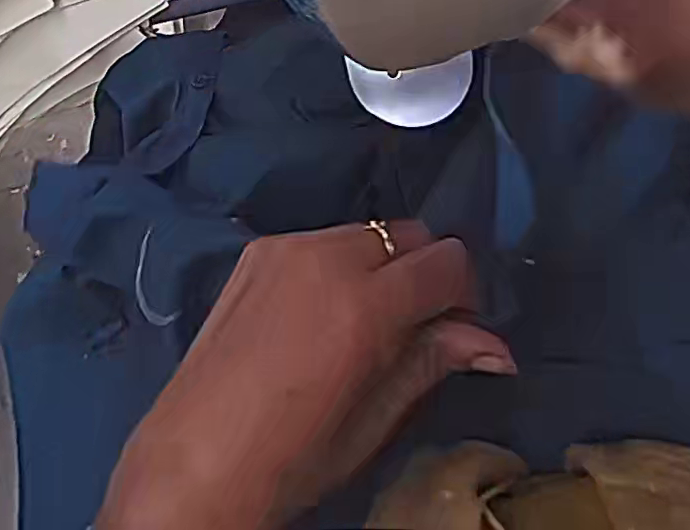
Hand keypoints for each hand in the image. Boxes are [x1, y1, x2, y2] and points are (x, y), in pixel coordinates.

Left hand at [97, 222, 514, 529]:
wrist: (192, 460)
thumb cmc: (290, 458)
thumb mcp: (375, 420)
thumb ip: (435, 361)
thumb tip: (496, 346)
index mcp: (364, 306)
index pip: (447, 261)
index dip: (464, 291)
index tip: (457, 322)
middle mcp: (328, 258)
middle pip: (410, 232)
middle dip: (425, 270)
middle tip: (416, 320)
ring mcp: (289, 246)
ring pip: (367, 230)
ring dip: (382, 263)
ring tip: (363, 315)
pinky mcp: (261, 247)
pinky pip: (323, 238)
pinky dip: (339, 261)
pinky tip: (320, 307)